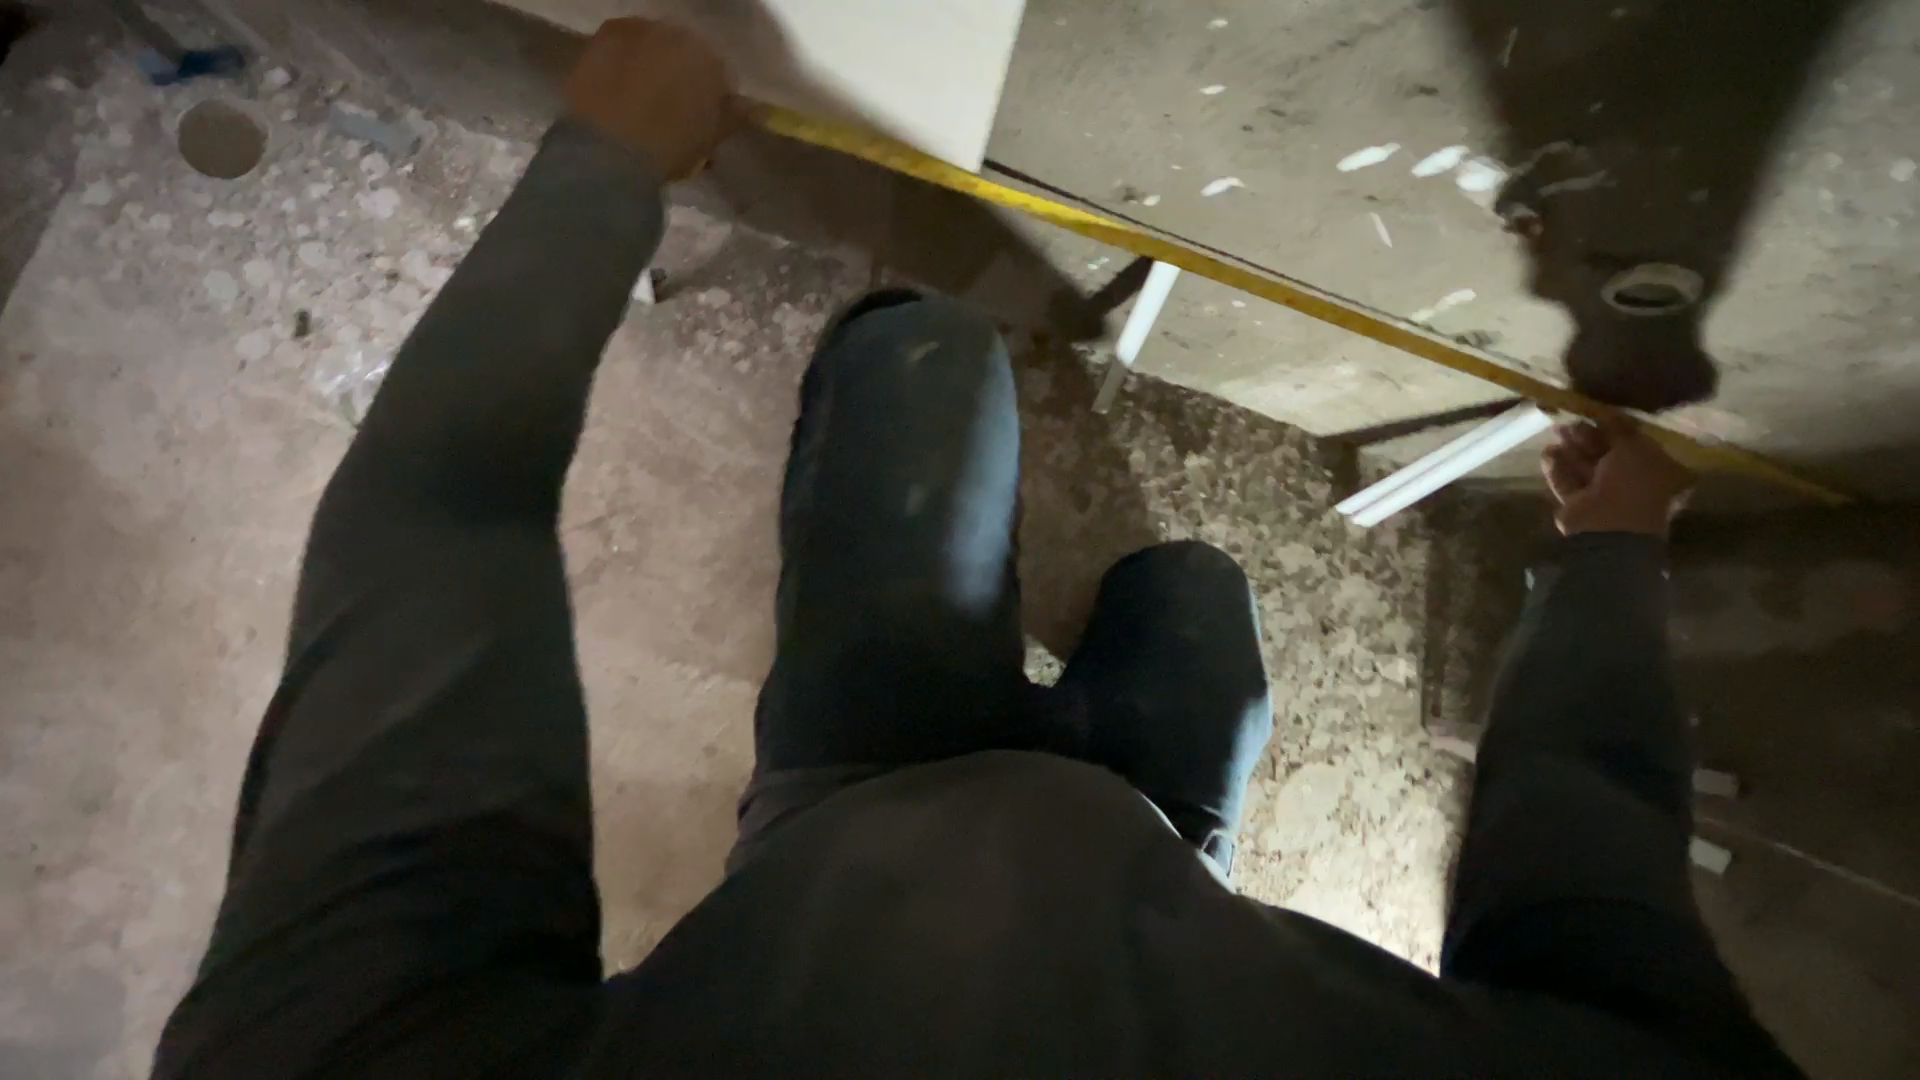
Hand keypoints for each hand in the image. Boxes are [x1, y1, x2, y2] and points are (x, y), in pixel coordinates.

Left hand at [564, 18, 737, 180]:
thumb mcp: (711, 138)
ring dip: (655, 67)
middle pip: (687, 54)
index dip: (717, 100)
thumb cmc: (671, 146)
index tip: (708, 122)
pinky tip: (622, 91)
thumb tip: (759, 108)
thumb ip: (735, 117)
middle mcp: (676, 32)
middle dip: (685, 77)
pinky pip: (625, 46)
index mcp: (709, 59)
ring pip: (656, 47)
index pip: (722, 75)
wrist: (610, 147)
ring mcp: (638, 28)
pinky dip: (627, 63)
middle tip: (676, 112)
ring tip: (645, 102)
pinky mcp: (604, 33)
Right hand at [1541, 418, 1692, 537]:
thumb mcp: (1633, 449)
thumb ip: (1621, 430)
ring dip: (1569, 450)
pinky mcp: (1576, 503)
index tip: (1593, 414)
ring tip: (1554, 433)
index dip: (1611, 428)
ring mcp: (1600, 493)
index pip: (1629, 443)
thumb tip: (1611, 413)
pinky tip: (1547, 453)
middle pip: (1603, 454)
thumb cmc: (1630, 484)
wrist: (1607, 525)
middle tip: (1568, 422)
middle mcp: (1627, 479)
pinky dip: (1557, 468)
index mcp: (1650, 467)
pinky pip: (1566, 482)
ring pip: (1583, 467)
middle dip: (1586, 438)